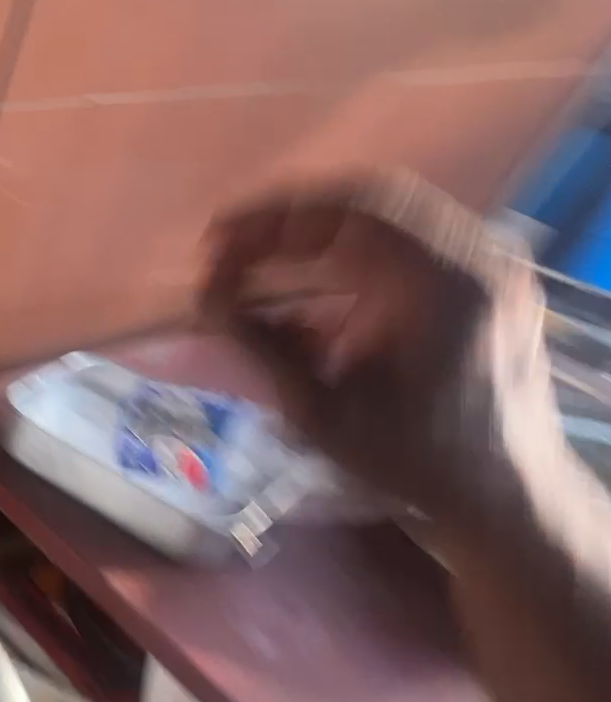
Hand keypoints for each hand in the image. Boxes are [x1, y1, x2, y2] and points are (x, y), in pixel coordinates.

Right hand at [199, 171, 558, 531]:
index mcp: (439, 282)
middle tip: (218, 256)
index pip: (349, 211)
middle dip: (280, 228)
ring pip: (376, 228)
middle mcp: (471, 261)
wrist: (498, 493)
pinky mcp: (471, 293)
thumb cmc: (406, 456)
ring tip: (241, 280)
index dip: (270, 218)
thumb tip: (204, 299)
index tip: (210, 244)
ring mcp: (478, 273)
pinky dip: (331, 272)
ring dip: (302, 249)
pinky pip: (392, 258)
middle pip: (363, 208)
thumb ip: (260, 343)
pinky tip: (287, 309)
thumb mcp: (316, 406)